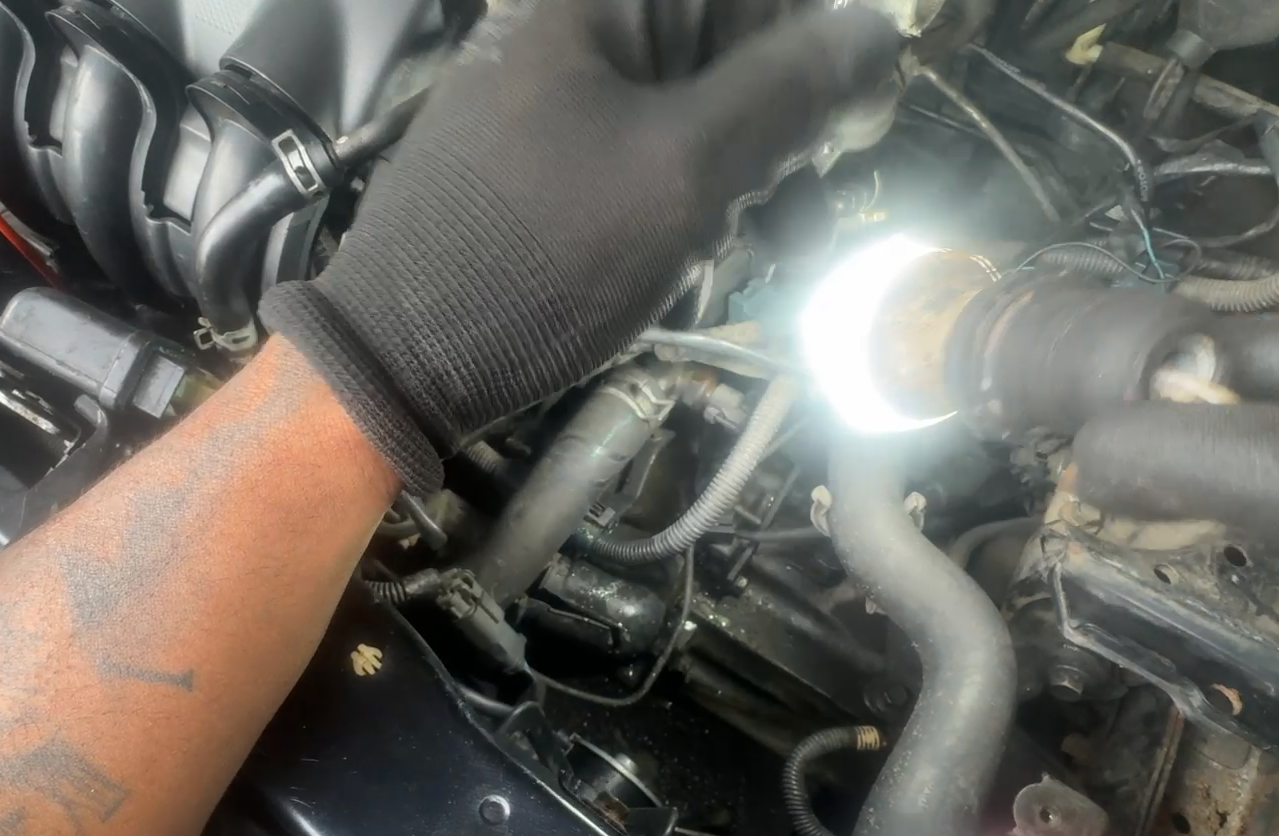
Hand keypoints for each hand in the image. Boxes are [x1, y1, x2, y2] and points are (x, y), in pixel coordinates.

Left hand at [260, 0, 900, 490]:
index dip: (818, 49)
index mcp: (606, 2)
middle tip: (807, 220)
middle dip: (785, 135)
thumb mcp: (677, 173)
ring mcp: (562, 108)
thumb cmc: (537, 260)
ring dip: (746, 184)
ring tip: (770, 255)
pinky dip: (691, 210)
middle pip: (726, 54)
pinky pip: (649, 169)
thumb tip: (874, 34)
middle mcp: (582, 33)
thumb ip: (781, 94)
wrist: (405, 357)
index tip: (854, 127)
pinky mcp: (553, 176)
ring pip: (692, 121)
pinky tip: (701, 259)